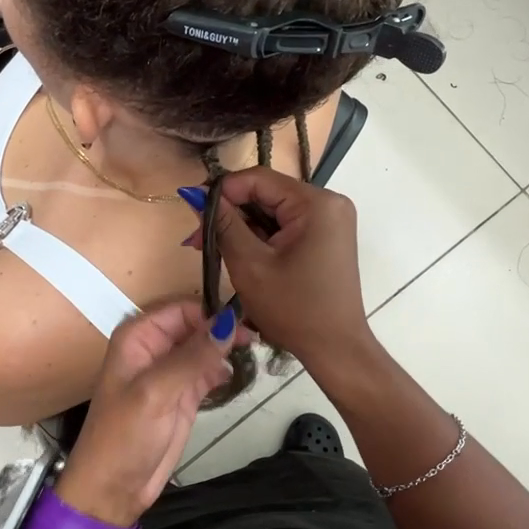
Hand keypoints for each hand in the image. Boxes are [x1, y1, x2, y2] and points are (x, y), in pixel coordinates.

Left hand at [53, 300, 241, 527]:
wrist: (113, 488)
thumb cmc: (123, 435)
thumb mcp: (157, 392)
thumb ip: (193, 357)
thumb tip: (229, 324)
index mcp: (138, 336)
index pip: (181, 309)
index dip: (211, 314)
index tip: (245, 322)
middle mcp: (153, 347)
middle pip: (195, 325)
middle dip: (223, 329)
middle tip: (256, 337)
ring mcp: (169, 371)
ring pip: (204, 346)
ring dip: (226, 348)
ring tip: (253, 352)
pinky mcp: (183, 394)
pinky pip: (207, 370)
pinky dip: (222, 369)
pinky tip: (236, 374)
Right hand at [207, 167, 371, 369]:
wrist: (336, 349)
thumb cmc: (293, 309)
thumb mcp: (250, 264)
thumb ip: (222, 223)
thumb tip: (194, 193)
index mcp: (316, 203)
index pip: (258, 179)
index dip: (222, 192)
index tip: (193, 214)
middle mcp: (328, 202)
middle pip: (266, 193)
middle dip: (230, 214)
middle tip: (198, 241)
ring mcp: (330, 220)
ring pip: (273, 211)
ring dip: (243, 228)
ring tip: (214, 251)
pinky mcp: (326, 236)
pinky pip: (286, 225)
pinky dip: (261, 237)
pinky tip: (241, 255)